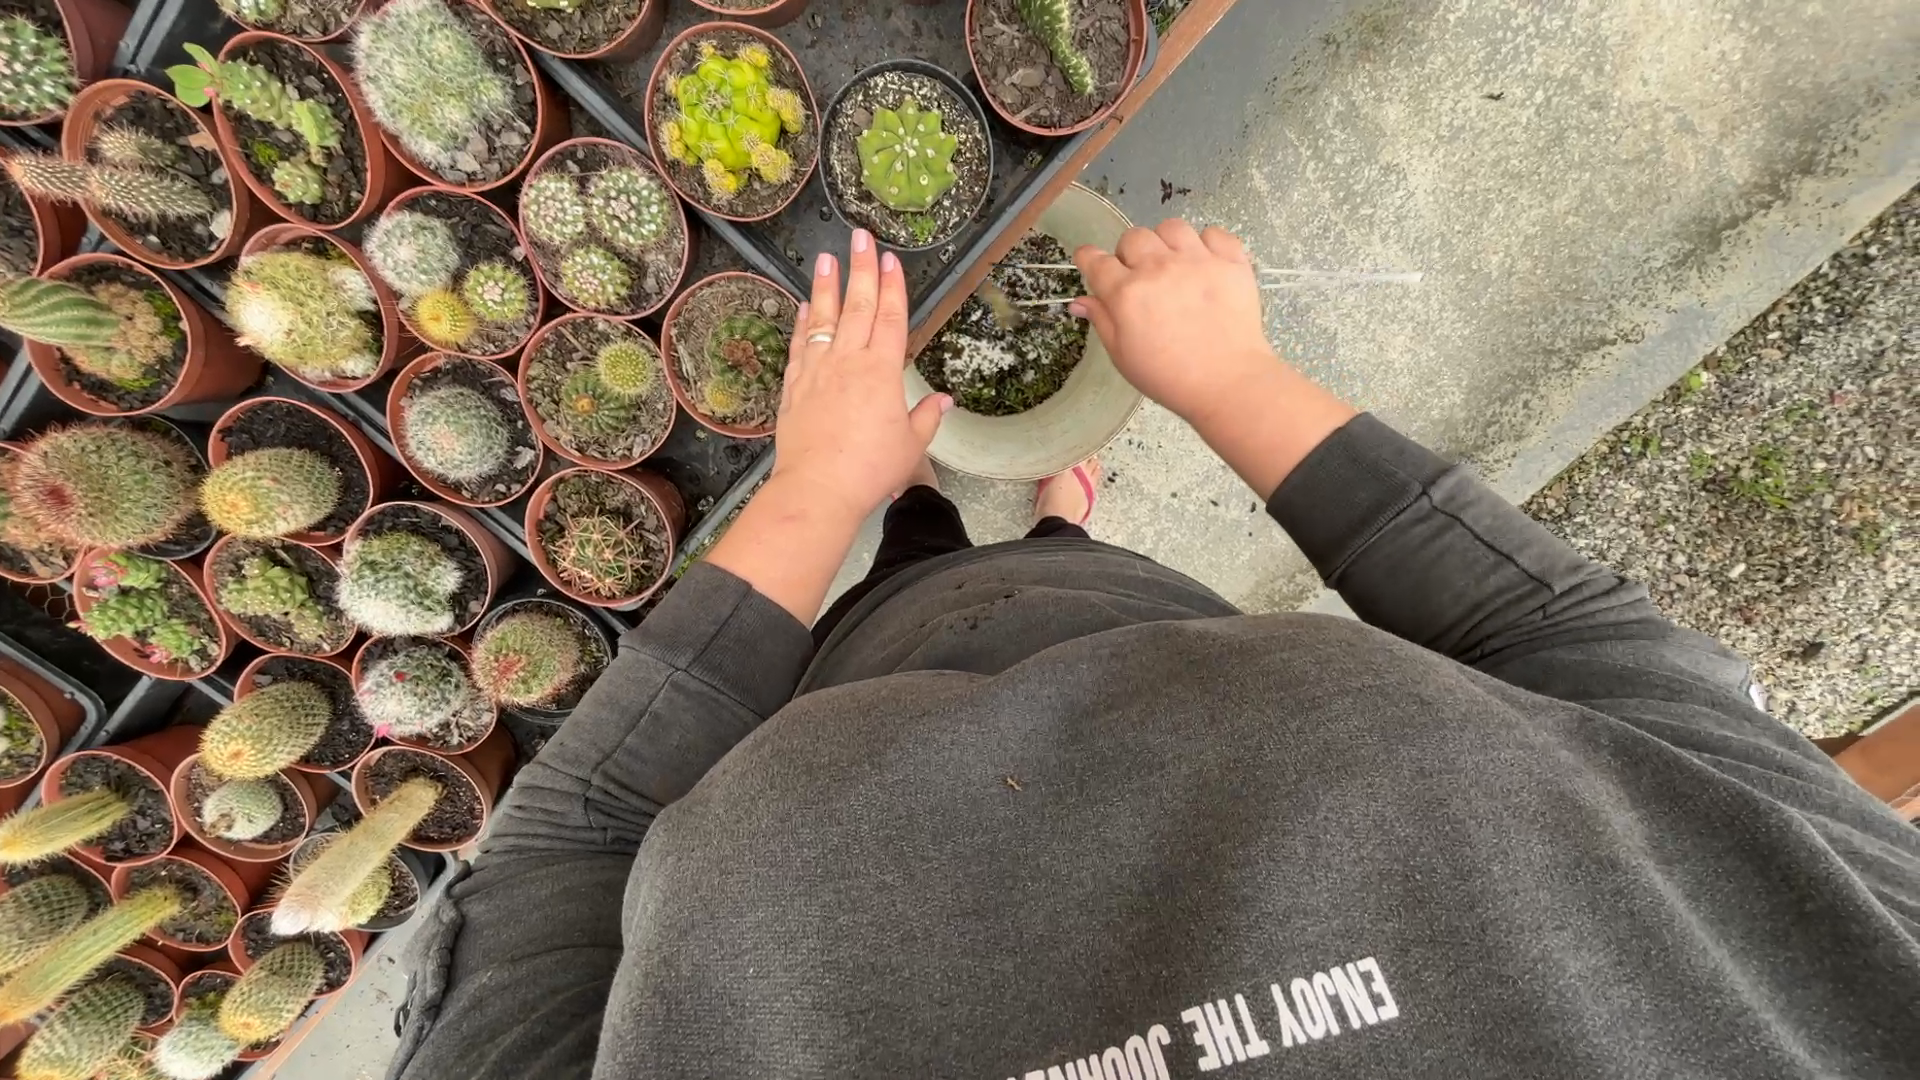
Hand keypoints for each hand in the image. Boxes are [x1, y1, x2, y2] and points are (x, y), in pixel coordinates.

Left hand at [771, 229, 951, 520]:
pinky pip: (800, 346)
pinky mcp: (794, 387)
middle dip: (861, 269)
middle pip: (857, 306)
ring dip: (826, 286)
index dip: (892, 286)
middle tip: (860, 236)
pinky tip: (804, 307)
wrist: (819, 488)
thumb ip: (926, 418)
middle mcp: (848, 362)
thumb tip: (944, 401)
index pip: (889, 318)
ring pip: (823, 319)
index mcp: (882, 372)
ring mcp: (817, 371)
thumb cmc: (871, 469)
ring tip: (826, 258)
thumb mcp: (911, 445)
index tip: (891, 258)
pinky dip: (803, 323)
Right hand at [1071, 220, 1275, 424]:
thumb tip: (1079, 301)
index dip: (1088, 259)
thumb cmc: (1168, 376)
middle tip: (1137, 277)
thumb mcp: (1122, 355)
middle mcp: (1159, 268)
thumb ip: (1101, 320)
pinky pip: (1213, 233)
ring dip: (1164, 243)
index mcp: (1127, 293)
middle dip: (1128, 253)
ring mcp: (1197, 261)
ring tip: (1171, 265)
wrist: (1226, 381)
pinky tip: (1202, 265)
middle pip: (1133, 237)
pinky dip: (1206, 244)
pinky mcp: (1230, 262)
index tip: (1090, 262)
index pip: (1096, 260)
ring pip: (1171, 228)